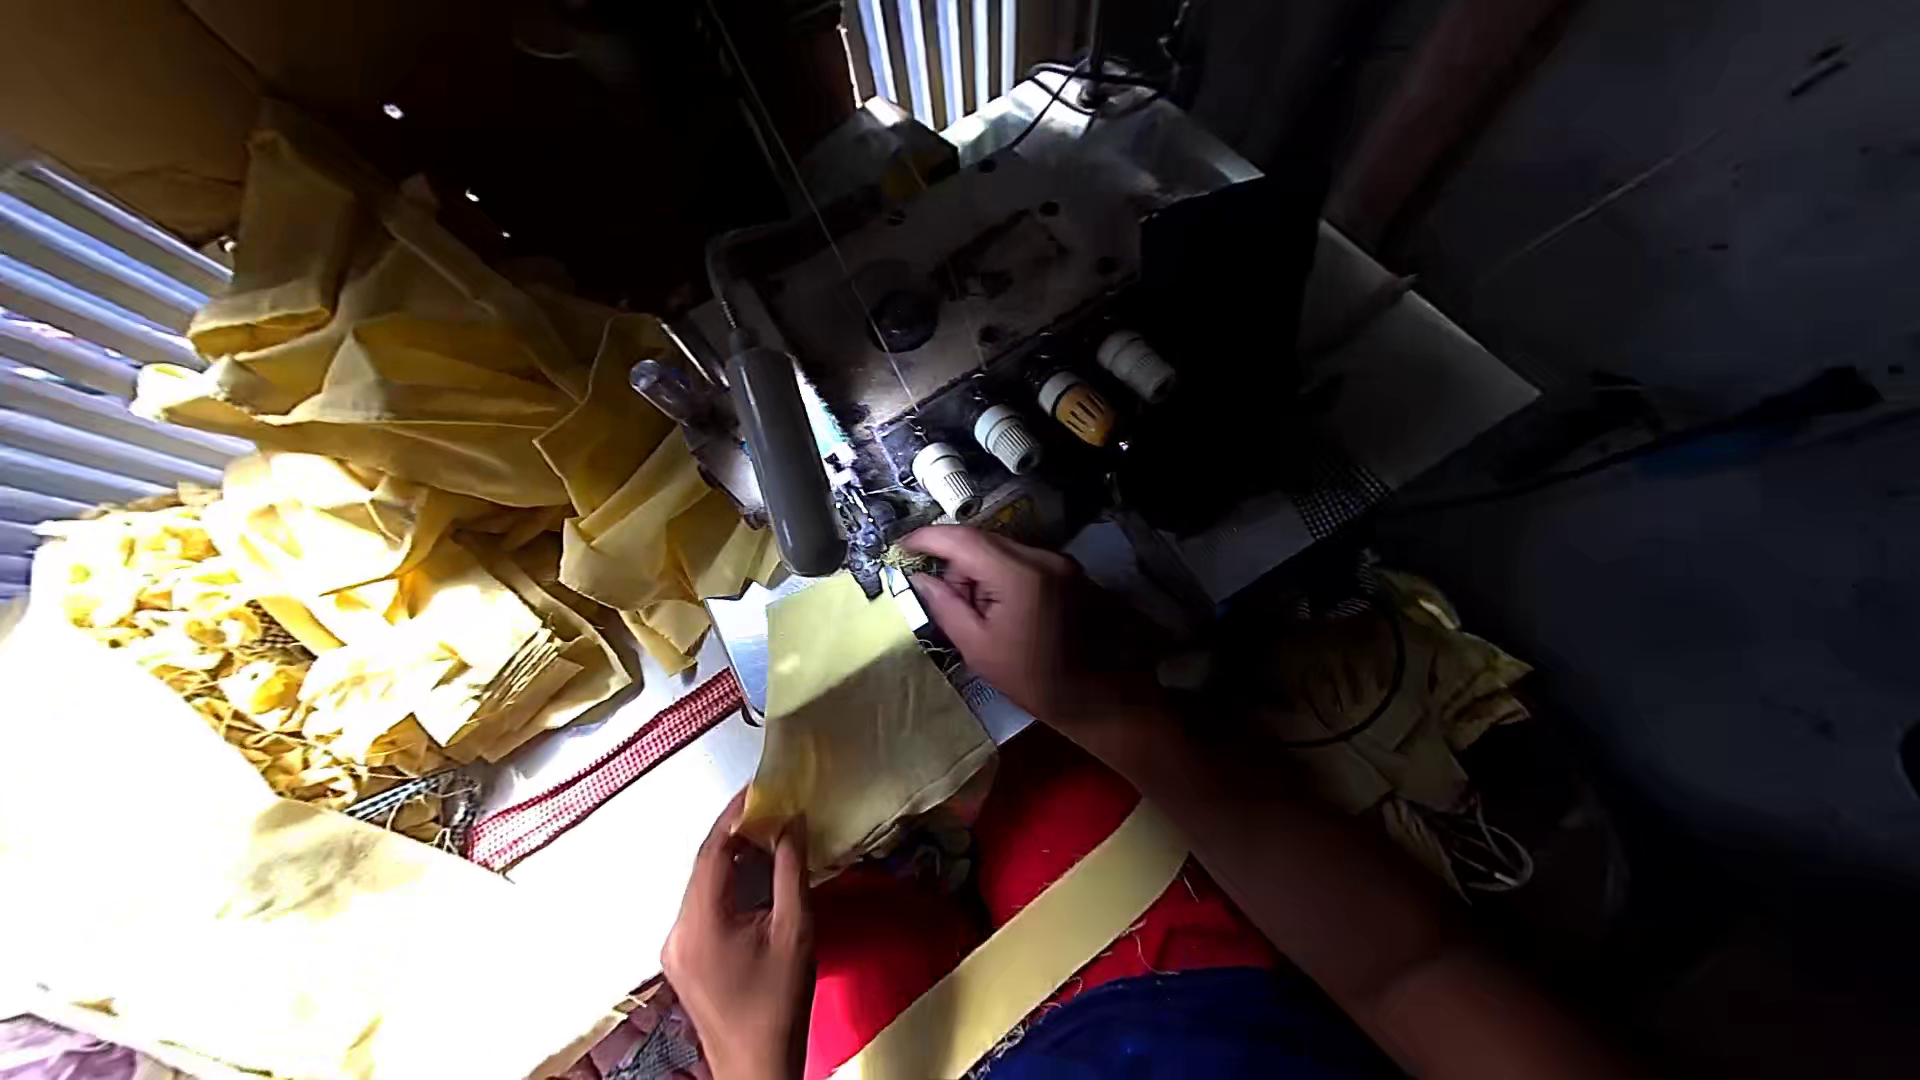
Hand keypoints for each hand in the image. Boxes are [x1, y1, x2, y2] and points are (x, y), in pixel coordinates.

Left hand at [662, 793, 812, 1079]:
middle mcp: (678, 931)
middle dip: (735, 831)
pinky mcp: (683, 956)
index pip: (711, 851)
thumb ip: (791, 869)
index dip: (734, 814)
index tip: (759, 788)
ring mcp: (676, 946)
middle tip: (769, 806)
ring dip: (732, 854)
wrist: (757, 1065)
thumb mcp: (795, 929)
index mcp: (700, 923)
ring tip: (766, 831)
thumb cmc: (779, 1000)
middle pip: (703, 864)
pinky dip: (727, 878)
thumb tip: (791, 821)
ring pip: (702, 881)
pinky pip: (702, 901)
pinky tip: (753, 870)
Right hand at [902, 525, 1160, 734]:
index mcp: (1019, 575)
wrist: (1098, 697)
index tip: (902, 546)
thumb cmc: (1034, 680)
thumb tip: (919, 577)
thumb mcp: (978, 647)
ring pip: (1000, 548)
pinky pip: (1020, 558)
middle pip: (981, 540)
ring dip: (979, 569)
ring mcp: (1059, 560)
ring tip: (983, 613)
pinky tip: (1005, 608)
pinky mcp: (1067, 569)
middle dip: (956, 562)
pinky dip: (1001, 573)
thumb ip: (944, 605)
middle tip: (949, 600)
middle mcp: (1042, 556)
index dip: (927, 538)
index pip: (963, 539)